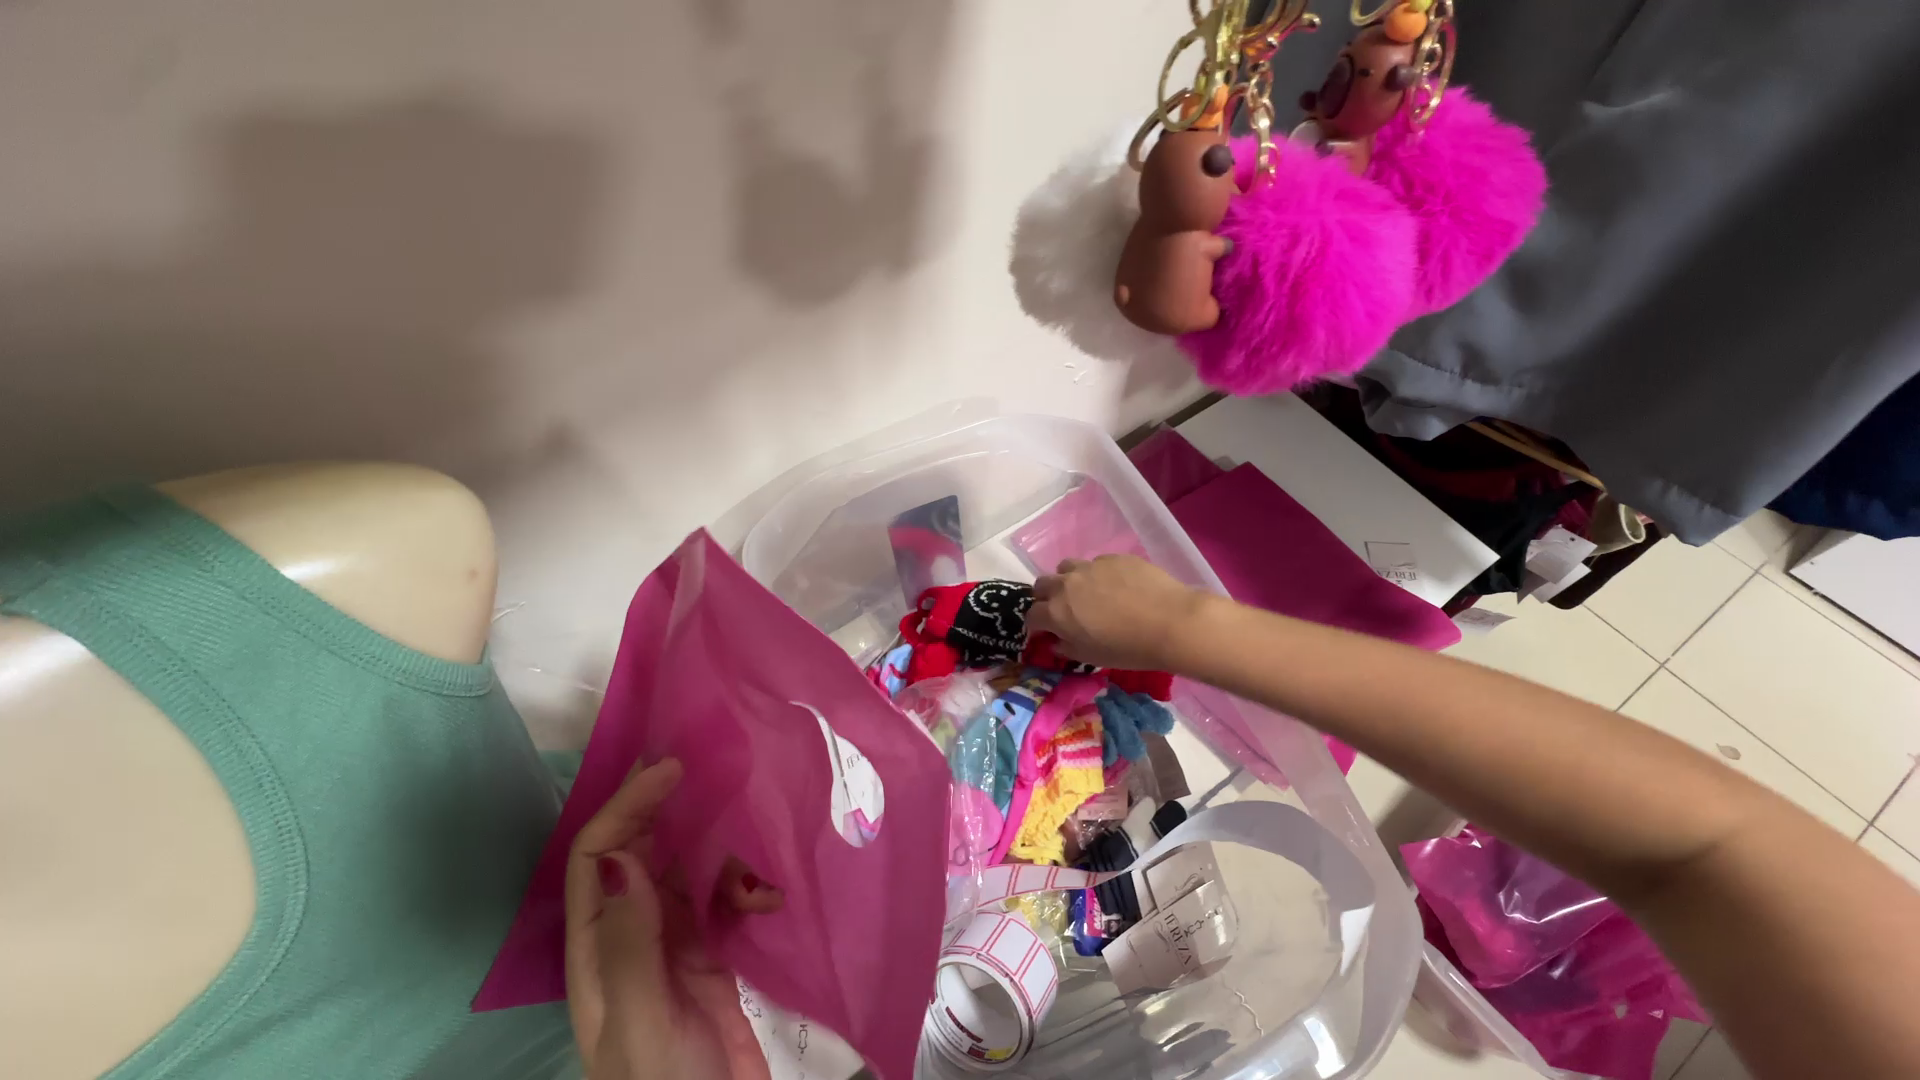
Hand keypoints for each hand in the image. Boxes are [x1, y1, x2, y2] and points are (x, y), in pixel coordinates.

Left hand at [566, 759, 784, 1079]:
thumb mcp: (641, 1020)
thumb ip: (630, 943)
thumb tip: (619, 858)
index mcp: (597, 950)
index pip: (598, 860)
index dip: (627, 808)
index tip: (670, 770)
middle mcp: (630, 936)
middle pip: (639, 853)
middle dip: (667, 809)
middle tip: (711, 768)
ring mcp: (672, 945)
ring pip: (687, 871)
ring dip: (717, 849)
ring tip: (753, 842)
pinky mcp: (712, 955)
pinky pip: (723, 899)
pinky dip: (744, 886)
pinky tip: (767, 897)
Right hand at [1028, 555, 1212, 670]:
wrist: (1171, 622)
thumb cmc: (1129, 648)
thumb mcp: (1092, 657)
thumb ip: (1067, 648)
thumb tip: (1056, 641)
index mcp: (1057, 612)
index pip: (1032, 615)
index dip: (1036, 625)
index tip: (1045, 632)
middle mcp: (1067, 585)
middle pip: (1042, 585)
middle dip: (1047, 597)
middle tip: (1063, 610)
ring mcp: (1090, 567)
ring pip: (1066, 567)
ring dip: (1068, 580)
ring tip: (1087, 593)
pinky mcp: (1113, 558)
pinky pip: (1096, 564)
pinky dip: (1098, 575)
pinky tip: (1118, 587)